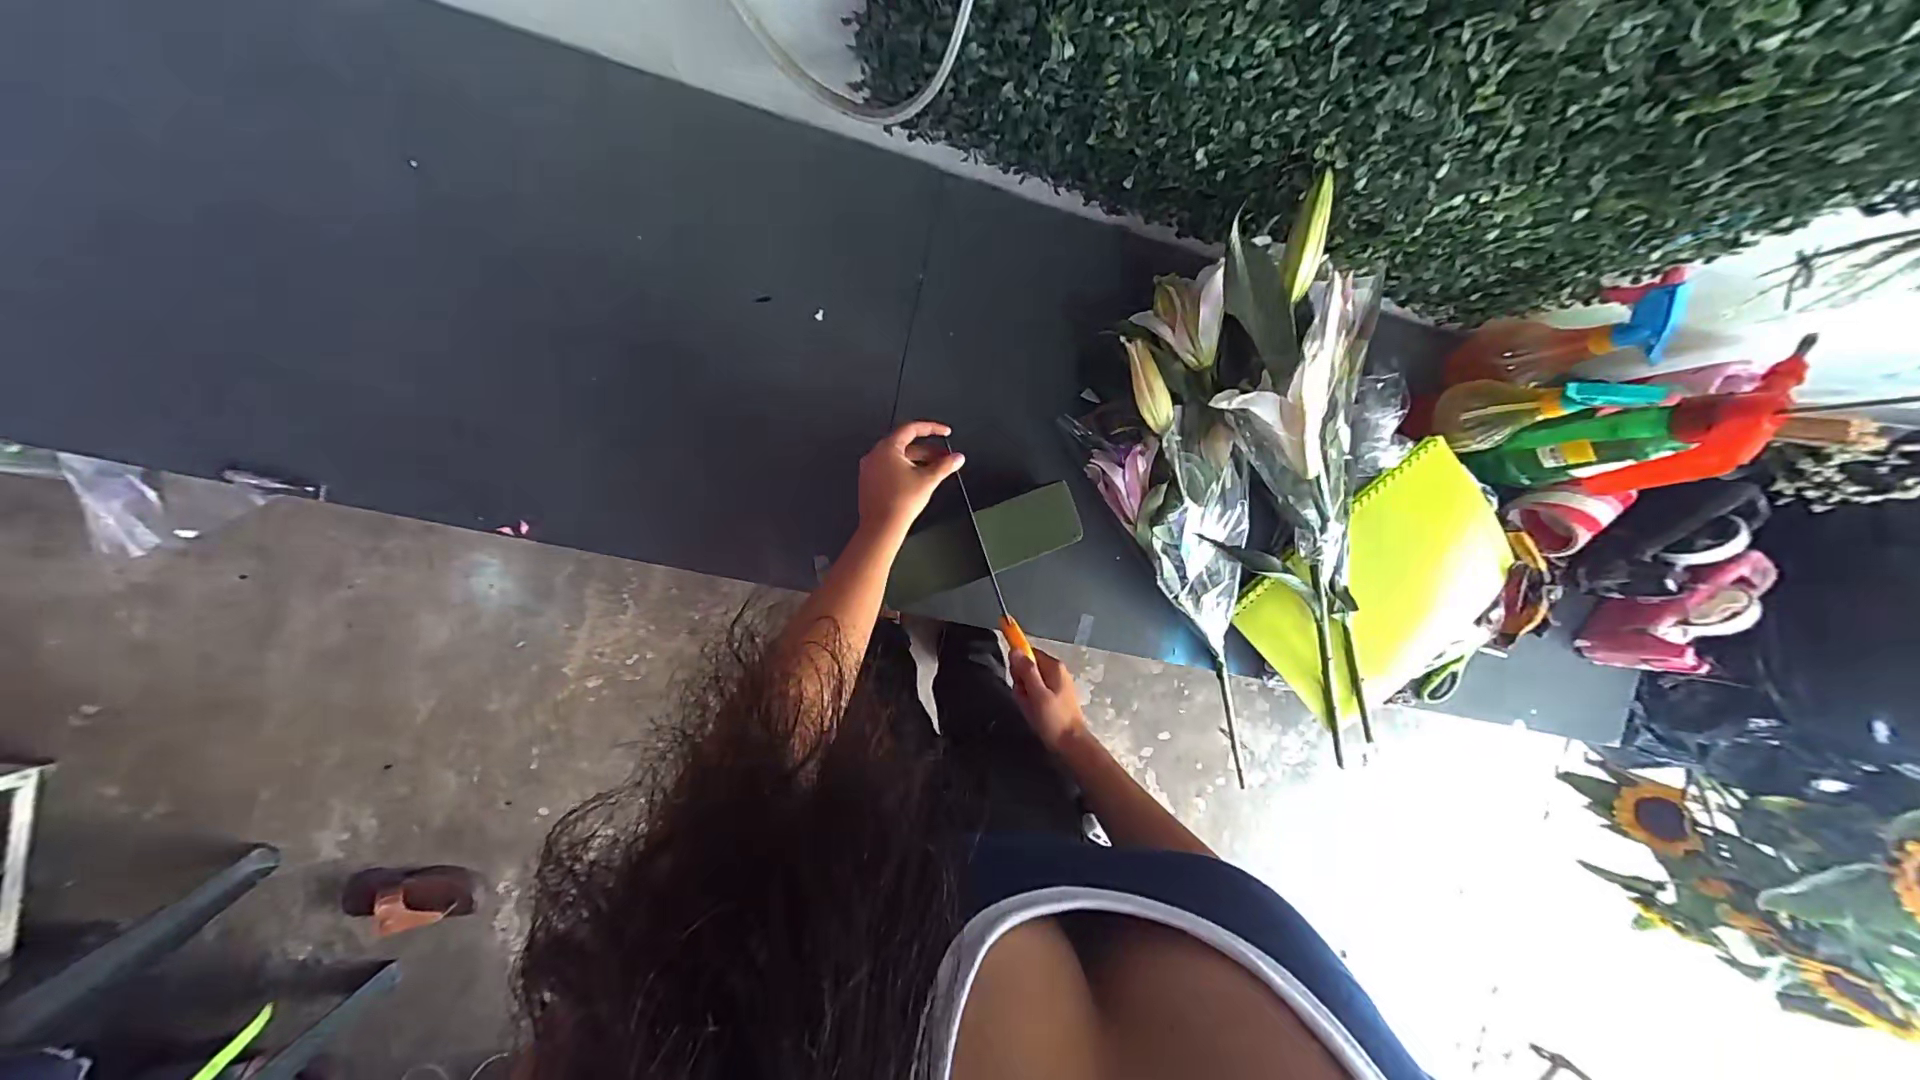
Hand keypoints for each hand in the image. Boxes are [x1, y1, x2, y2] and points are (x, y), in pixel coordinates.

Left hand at [859, 421, 964, 535]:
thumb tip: (956, 458)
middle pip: (906, 444)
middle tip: (944, 457)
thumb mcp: (928, 480)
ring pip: (898, 458)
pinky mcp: (869, 482)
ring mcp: (870, 469)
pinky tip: (917, 480)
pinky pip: (890, 469)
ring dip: (918, 460)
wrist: (882, 527)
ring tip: (934, 469)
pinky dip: (905, 470)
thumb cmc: (898, 504)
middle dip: (928, 450)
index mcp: (887, 448)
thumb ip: (945, 465)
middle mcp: (875, 455)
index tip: (944, 432)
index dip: (932, 429)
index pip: (912, 428)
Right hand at [1010, 648, 1088, 752]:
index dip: (1018, 664)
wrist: (1072, 744)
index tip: (1017, 679)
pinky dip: (1031, 701)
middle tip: (1025, 698)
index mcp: (1054, 666)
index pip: (1029, 652)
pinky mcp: (1055, 697)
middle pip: (1028, 667)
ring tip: (1030, 708)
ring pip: (1030, 681)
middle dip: (1021, 682)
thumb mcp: (1037, 694)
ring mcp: (1057, 684)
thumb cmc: (1054, 719)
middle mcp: (1057, 671)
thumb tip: (1015, 650)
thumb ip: (1026, 671)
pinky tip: (1034, 713)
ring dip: (1025, 694)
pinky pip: (1036, 692)